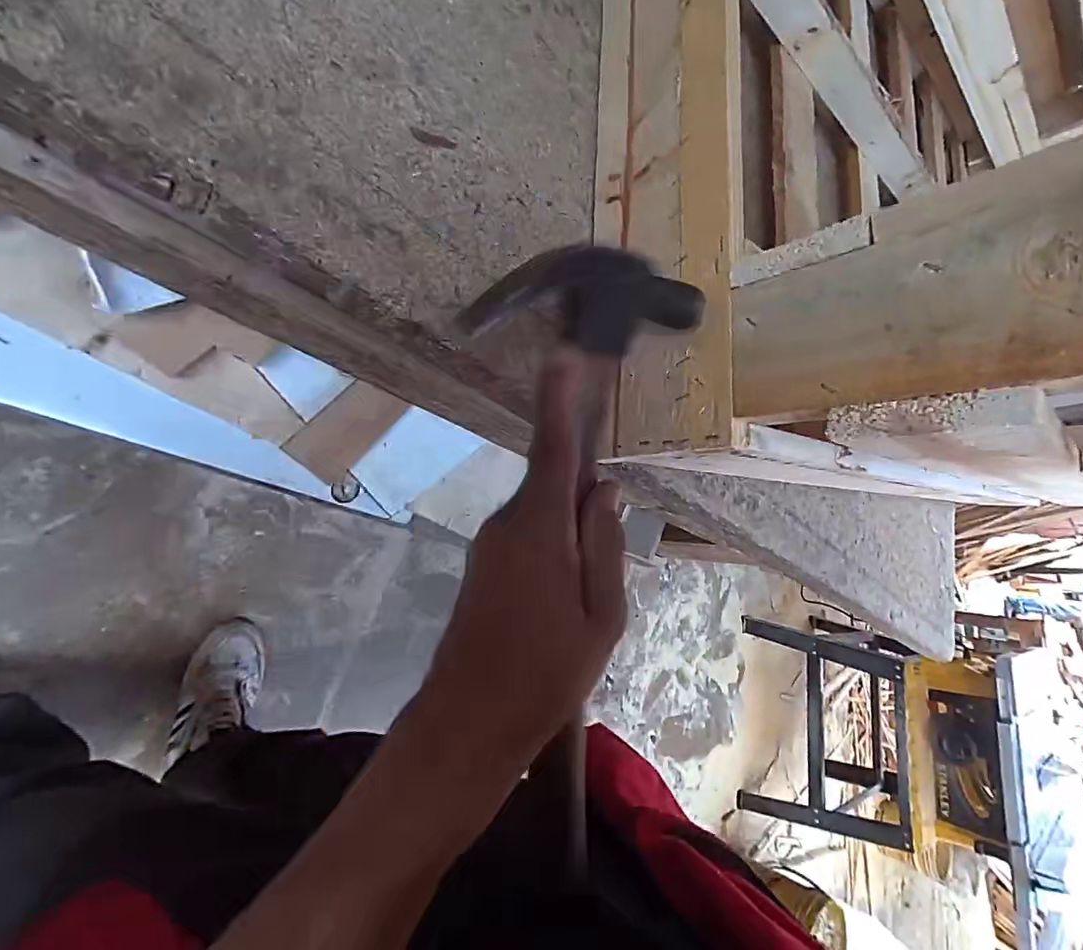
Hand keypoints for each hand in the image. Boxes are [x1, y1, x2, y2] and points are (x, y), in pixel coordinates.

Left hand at [417, 348, 626, 759]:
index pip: (554, 446)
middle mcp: (509, 522)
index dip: (560, 398)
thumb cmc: (546, 674)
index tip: (567, 355)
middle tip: (616, 515)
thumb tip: (607, 488)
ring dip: (577, 518)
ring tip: (593, 582)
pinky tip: (572, 585)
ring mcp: (493, 543)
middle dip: (588, 479)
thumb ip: (606, 543)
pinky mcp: (488, 563)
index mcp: (541, 528)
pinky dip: (560, 535)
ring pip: (548, 506)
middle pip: (557, 476)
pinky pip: (534, 529)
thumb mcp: (602, 614)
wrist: (466, 727)